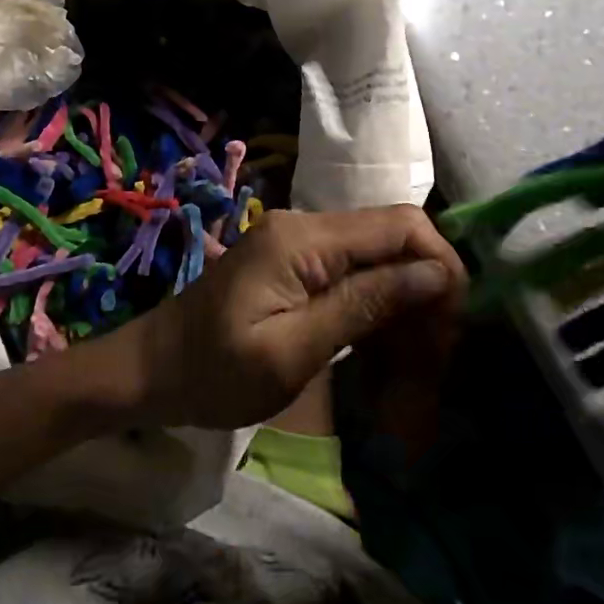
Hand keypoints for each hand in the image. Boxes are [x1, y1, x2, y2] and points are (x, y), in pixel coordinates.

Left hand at [103, 205, 467, 430]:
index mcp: (304, 238)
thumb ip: (362, 306)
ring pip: (377, 264)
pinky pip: (351, 278)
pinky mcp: (292, 265)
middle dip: (423, 300)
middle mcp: (305, 227)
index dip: (440, 266)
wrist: (152, 369)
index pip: (400, 224)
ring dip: (402, 316)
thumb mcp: (290, 351)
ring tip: (409, 380)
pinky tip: (379, 361)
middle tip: (431, 369)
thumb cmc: (213, 371)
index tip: (451, 329)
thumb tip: (433, 272)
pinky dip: (374, 316)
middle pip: (393, 244)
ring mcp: (297, 244)